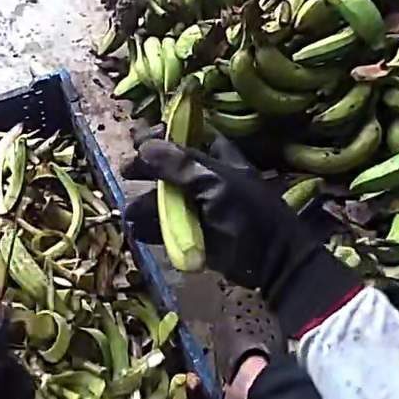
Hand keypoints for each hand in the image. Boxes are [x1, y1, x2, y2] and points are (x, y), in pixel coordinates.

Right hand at [124, 137, 362, 338]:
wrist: (272, 263)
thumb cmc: (249, 214)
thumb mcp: (216, 184)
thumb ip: (181, 166)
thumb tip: (144, 145)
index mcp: (218, 158)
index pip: (186, 136)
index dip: (163, 135)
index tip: (141, 139)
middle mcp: (206, 178)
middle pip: (169, 167)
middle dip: (147, 170)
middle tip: (126, 171)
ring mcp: (199, 206)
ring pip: (165, 199)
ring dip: (145, 204)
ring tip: (129, 214)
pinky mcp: (195, 232)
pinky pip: (167, 226)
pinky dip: (152, 228)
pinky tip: (137, 230)